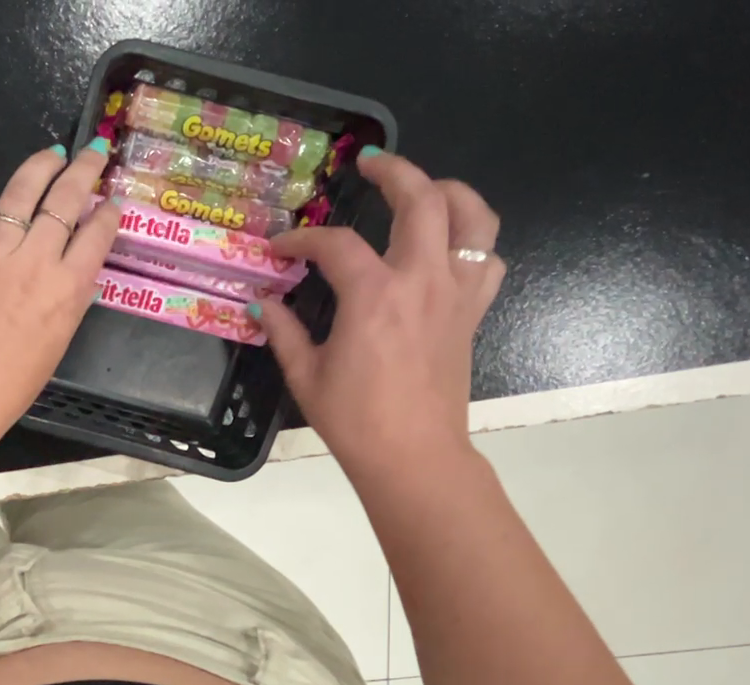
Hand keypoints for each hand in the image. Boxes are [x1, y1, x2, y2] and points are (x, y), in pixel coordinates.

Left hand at [0, 142, 122, 442]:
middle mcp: (33, 260)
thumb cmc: (11, 386)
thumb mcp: (59, 345)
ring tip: (52, 153)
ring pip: (19, 193)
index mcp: (66, 287)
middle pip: (65, 200)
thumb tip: (82, 272)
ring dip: (39, 166)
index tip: (112, 201)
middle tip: (93, 151)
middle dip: (84, 170)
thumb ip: (72, 303)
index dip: (108, 211)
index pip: (97, 233)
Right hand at [254, 151, 505, 477]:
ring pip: (474, 217)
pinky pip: (488, 261)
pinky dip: (473, 243)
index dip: (301, 240)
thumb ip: (283, 331)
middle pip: (422, 199)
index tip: (278, 248)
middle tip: (369, 166)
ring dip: (451, 191)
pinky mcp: (472, 313)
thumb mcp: (305, 375)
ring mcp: (454, 293)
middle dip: (394, 173)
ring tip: (426, 189)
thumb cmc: (353, 419)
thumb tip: (261, 304)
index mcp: (372, 295)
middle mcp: (421, 280)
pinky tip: (448, 249)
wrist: (412, 454)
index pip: (334, 245)